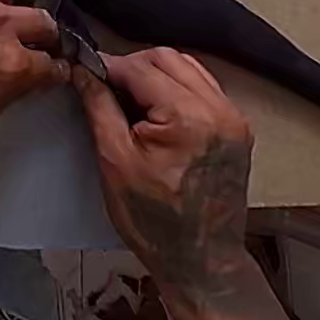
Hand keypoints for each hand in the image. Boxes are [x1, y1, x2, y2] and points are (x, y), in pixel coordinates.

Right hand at [75, 48, 253, 300]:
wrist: (201, 261)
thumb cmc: (151, 218)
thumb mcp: (114, 160)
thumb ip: (99, 105)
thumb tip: (82, 69)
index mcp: (188, 118)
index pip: (140, 68)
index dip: (107, 66)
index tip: (83, 71)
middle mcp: (218, 109)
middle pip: (167, 58)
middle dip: (131, 65)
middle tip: (105, 86)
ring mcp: (233, 116)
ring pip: (186, 66)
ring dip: (154, 72)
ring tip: (128, 97)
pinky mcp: (237, 126)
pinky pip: (202, 85)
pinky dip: (175, 85)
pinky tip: (155, 106)